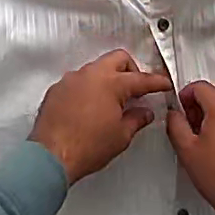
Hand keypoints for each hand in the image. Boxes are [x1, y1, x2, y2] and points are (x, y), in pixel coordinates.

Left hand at [29, 51, 172, 182]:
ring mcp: (71, 79)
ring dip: (107, 78)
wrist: (52, 155)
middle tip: (137, 88)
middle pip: (118, 59)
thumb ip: (136, 119)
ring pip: (96, 68)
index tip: (162, 84)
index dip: (155, 82)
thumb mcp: (121, 136)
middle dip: (131, 69)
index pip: (140, 78)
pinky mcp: (57, 89)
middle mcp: (90, 75)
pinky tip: (90, 107)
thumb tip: (143, 113)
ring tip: (112, 100)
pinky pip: (77, 80)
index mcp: (111, 83)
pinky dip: (88, 88)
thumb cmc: (85, 146)